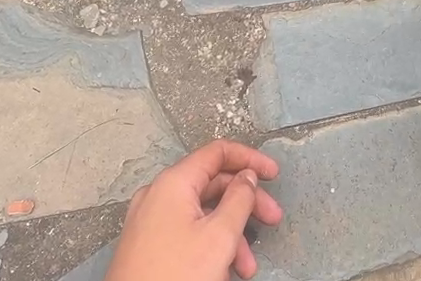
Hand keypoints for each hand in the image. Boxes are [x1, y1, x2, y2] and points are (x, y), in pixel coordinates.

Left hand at [105, 140, 283, 280]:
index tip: (275, 175)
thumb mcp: (220, 236)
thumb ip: (240, 198)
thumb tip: (246, 176)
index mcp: (174, 182)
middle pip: (212, 184)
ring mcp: (149, 220)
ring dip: (230, 233)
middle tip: (273, 221)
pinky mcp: (145, 245)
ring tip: (248, 267)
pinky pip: (185, 232)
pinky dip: (209, 244)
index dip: (250, 159)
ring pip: (201, 213)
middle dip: (246, 203)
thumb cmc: (178, 275)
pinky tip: (224, 271)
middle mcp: (158, 194)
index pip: (218, 152)